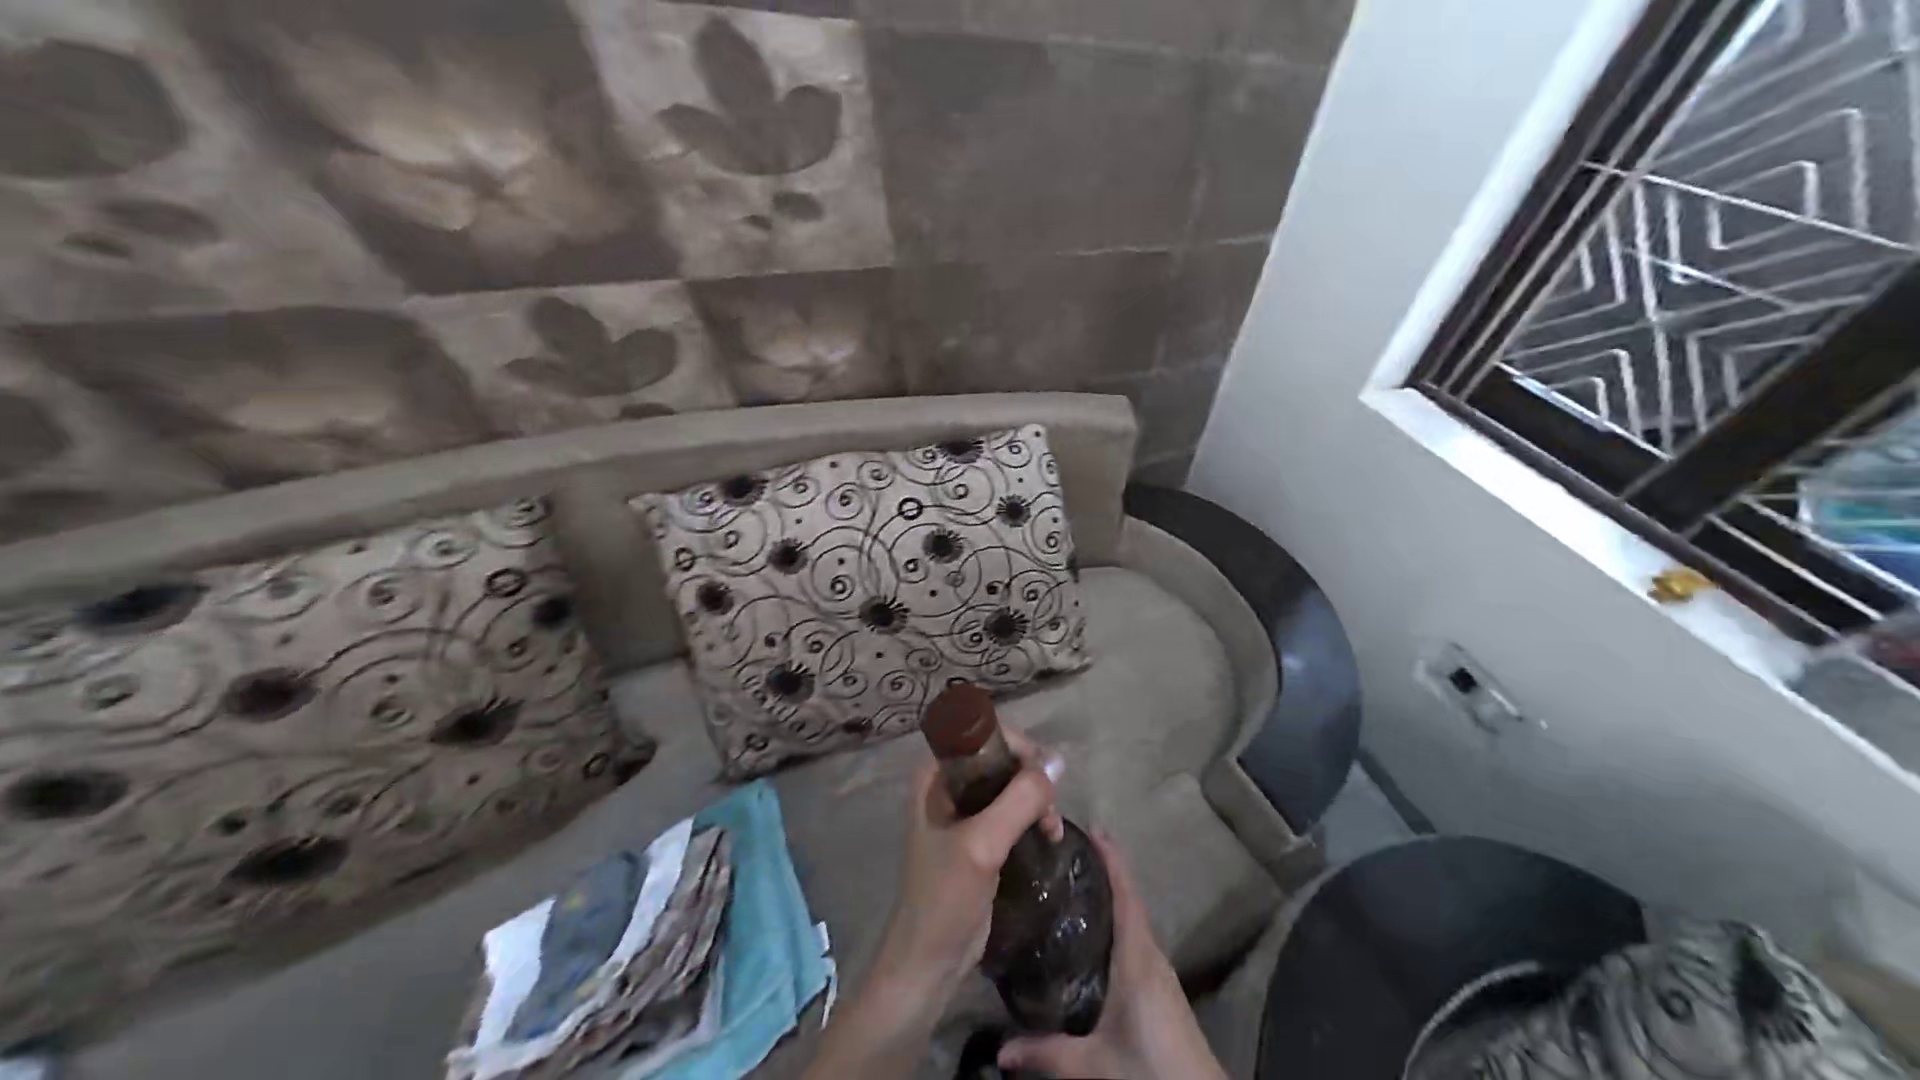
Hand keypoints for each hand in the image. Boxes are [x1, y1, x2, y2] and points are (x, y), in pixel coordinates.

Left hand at [802, 736, 1060, 1079]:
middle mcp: (946, 784)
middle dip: (1032, 778)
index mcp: (934, 774)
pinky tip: (1046, 837)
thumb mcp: (982, 845)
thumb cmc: (944, 896)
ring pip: (1009, 784)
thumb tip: (1058, 762)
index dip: (1019, 747)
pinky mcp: (977, 836)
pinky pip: (1010, 810)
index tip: (1046, 777)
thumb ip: (1018, 801)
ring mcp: (961, 811)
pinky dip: (1031, 817)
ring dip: (1036, 800)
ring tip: (1051, 831)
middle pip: (1000, 758)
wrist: (929, 959)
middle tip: (1050, 812)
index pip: (982, 735)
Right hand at [997, 832, 1226, 1079]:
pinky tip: (1096, 932)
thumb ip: (1048, 1052)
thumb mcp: (1094, 1064)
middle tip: (1068, 852)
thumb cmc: (1151, 1068)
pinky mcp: (1160, 988)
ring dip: (1113, 895)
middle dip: (1105, 871)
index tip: (1093, 828)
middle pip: (1129, 901)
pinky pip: (1136, 939)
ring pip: (1133, 920)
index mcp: (1137, 957)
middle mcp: (1151, 955)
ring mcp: (1159, 971)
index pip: (1126, 895)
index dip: (1112, 860)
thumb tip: (999, 1050)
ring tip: (1076, 882)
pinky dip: (1118, 920)